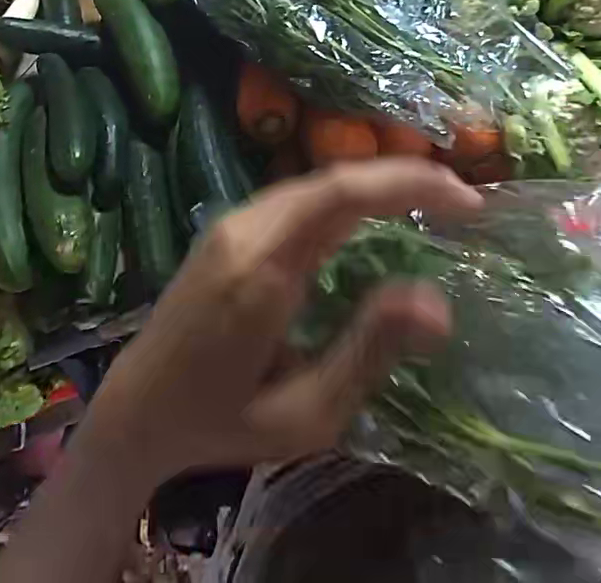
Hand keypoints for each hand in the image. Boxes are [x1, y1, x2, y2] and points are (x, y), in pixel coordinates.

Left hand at [80, 159, 479, 485]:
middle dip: (402, 177)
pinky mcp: (226, 227)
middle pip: (332, 178)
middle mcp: (244, 230)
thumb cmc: (221, 422)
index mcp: (262, 271)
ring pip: (313, 182)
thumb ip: (368, 352)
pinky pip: (295, 197)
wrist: (135, 408)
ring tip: (428, 202)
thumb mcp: (304, 414)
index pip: (342, 196)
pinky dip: (343, 196)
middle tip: (459, 200)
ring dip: (373, 183)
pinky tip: (371, 214)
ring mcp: (230, 223)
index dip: (408, 184)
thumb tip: (438, 303)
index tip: (465, 200)